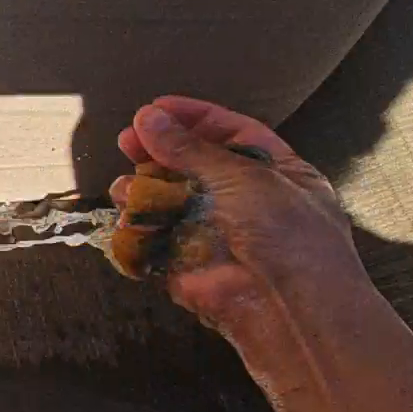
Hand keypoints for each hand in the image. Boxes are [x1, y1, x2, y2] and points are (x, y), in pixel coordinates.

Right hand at [111, 96, 368, 341]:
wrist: (281, 304)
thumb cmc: (285, 234)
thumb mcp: (243, 177)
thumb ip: (188, 147)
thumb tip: (147, 116)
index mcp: (273, 173)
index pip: (230, 132)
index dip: (193, 116)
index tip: (154, 107)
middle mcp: (239, 196)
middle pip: (187, 160)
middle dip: (156, 149)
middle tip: (127, 140)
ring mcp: (205, 224)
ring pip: (160, 192)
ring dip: (141, 186)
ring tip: (130, 188)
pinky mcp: (176, 250)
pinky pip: (145, 226)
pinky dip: (134, 220)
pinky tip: (132, 215)